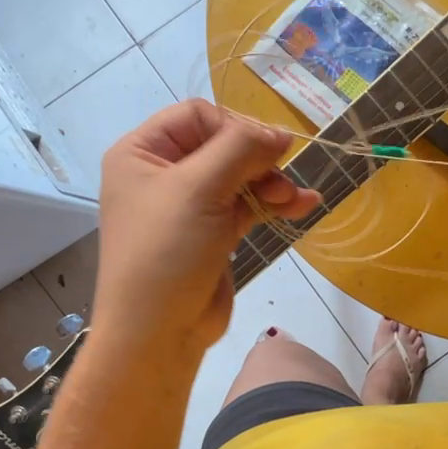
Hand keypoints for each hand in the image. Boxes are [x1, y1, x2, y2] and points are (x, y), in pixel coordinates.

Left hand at [92, 100, 319, 358]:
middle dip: (258, 159)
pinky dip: (274, 204)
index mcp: (142, 153)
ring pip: (241, 177)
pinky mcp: (212, 234)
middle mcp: (163, 174)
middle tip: (282, 178)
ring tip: (296, 199)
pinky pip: (248, 206)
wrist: (157, 333)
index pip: (198, 115)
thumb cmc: (166, 252)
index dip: (235, 127)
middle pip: (224, 145)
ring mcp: (189, 206)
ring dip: (272, 182)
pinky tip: (306, 206)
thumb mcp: (198, 188)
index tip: (266, 149)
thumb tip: (281, 134)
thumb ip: (241, 149)